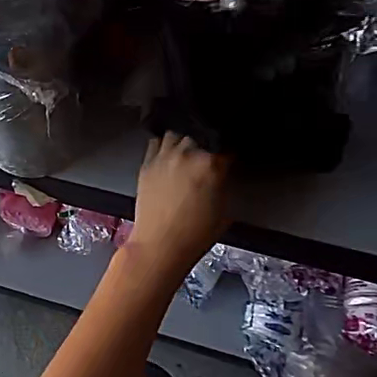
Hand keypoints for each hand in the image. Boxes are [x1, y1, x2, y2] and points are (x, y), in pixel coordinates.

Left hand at [124, 132, 230, 278]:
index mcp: (210, 163)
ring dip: (184, 139)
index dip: (230, 149)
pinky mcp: (146, 165)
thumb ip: (223, 180)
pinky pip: (155, 143)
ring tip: (188, 149)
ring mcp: (163, 158)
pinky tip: (168, 151)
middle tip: (208, 154)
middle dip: (206, 142)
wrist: (160, 243)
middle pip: (200, 134)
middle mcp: (185, 155)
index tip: (230, 154)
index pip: (226, 144)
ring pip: (176, 133)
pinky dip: (163, 144)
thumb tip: (222, 170)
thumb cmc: (194, 232)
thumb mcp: (224, 206)